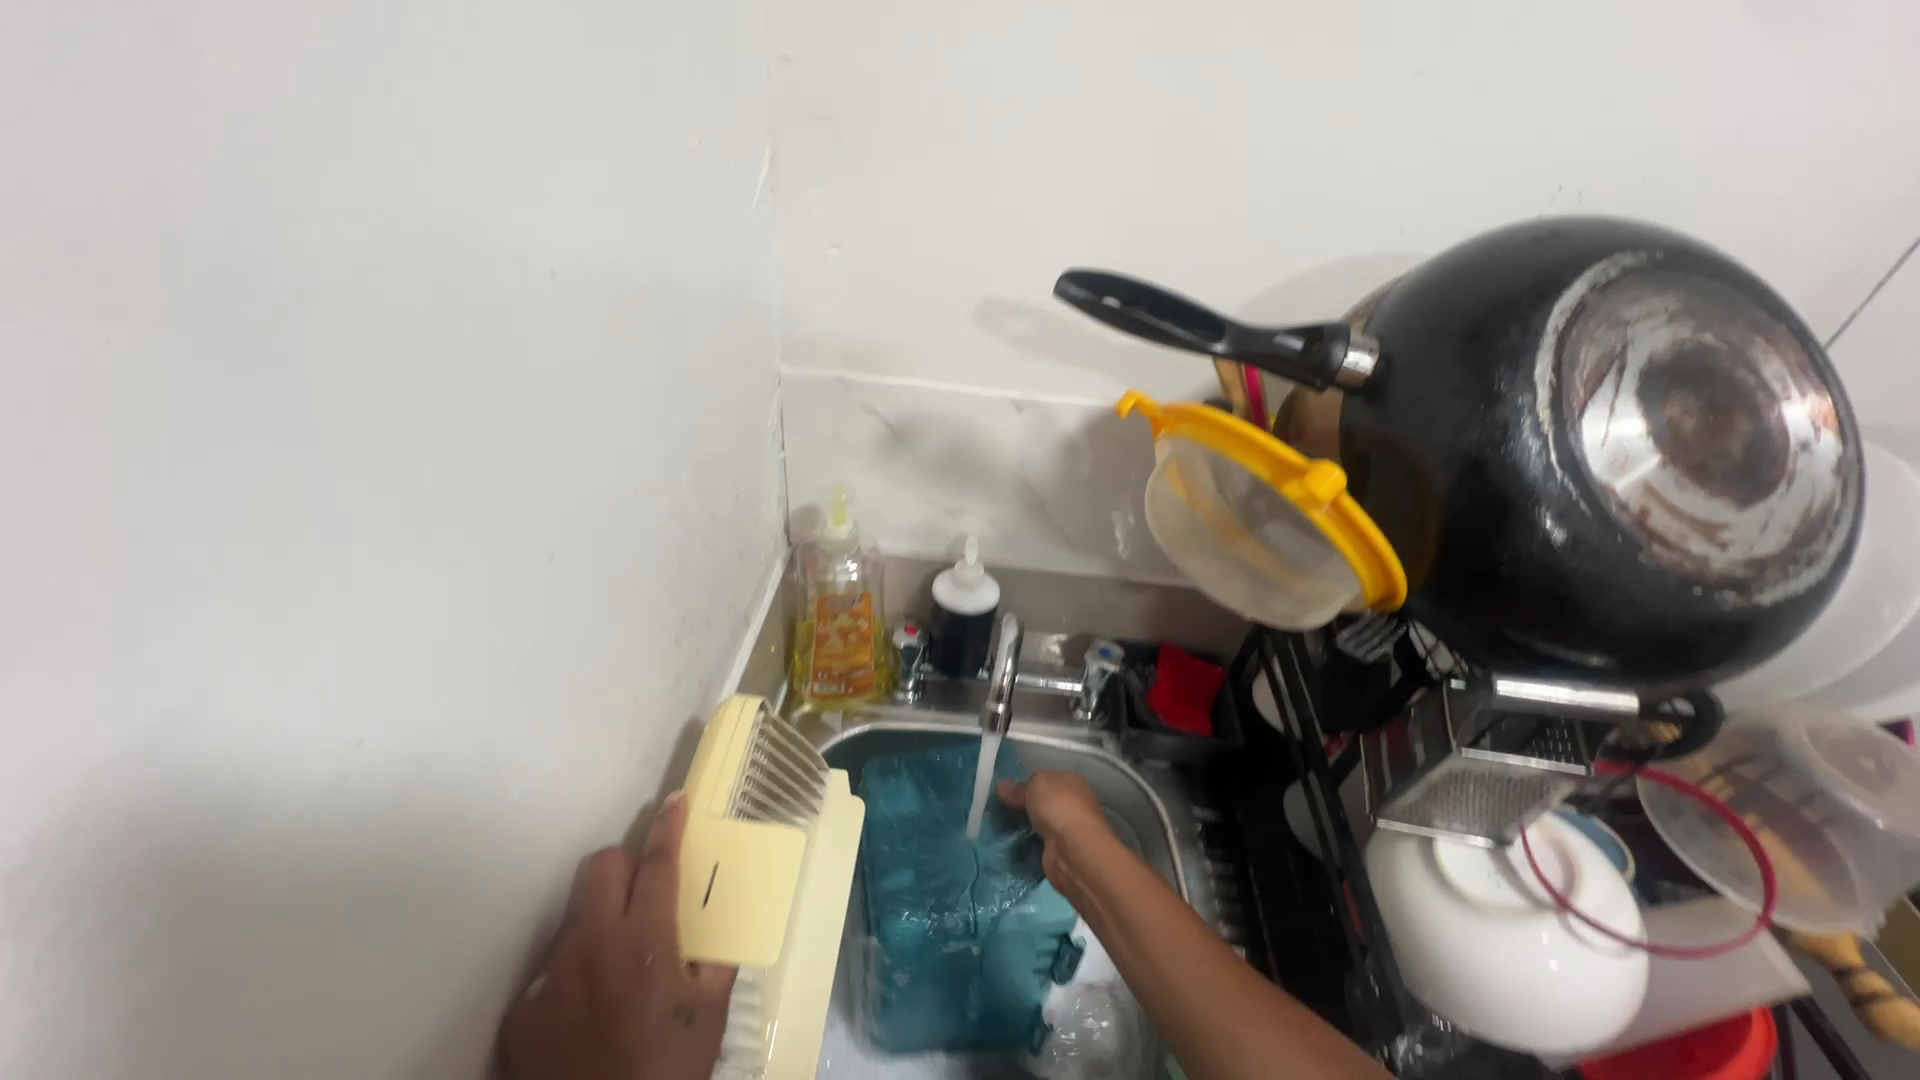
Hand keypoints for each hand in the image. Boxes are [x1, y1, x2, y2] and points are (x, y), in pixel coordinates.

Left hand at [499, 792, 735, 1079]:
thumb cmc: (668, 1072)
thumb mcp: (710, 1017)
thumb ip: (713, 964)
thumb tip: (709, 938)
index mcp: (646, 943)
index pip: (658, 863)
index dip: (670, 825)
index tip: (676, 801)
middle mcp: (592, 946)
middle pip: (602, 866)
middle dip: (627, 864)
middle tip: (645, 889)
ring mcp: (551, 977)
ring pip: (576, 916)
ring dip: (601, 921)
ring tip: (617, 967)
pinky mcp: (521, 1010)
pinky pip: (552, 969)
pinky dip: (575, 974)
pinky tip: (588, 1011)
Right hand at [998, 771, 1113, 892]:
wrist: (1073, 849)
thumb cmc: (1058, 806)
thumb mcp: (1034, 785)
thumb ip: (1019, 788)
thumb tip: (1002, 787)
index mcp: (1071, 782)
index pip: (1046, 780)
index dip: (1026, 785)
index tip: (1005, 793)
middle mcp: (1072, 804)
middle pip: (1042, 804)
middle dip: (1023, 808)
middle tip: (998, 811)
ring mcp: (1066, 830)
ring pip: (1038, 825)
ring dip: (1022, 828)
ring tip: (998, 829)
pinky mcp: (1058, 852)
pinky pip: (1036, 845)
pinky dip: (1025, 846)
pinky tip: (1008, 845)